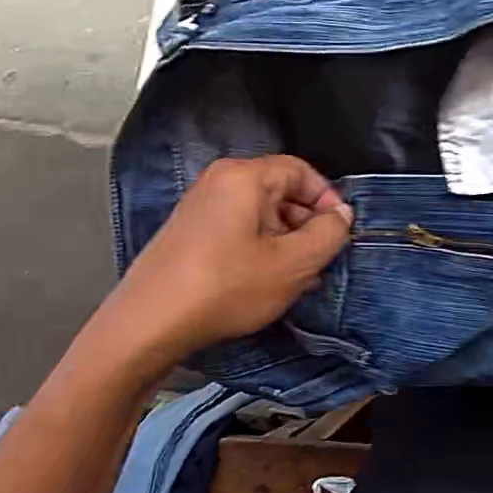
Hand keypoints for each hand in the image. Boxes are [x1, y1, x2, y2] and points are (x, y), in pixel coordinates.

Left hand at [99, 155, 352, 363]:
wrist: (151, 321)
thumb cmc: (227, 287)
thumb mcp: (292, 265)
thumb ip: (328, 235)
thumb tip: (341, 215)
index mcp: (244, 177)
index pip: (300, 171)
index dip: (327, 200)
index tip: (340, 234)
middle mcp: (219, 182)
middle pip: (279, 194)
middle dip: (306, 228)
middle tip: (320, 266)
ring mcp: (200, 208)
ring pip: (260, 218)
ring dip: (285, 246)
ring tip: (296, 283)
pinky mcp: (190, 235)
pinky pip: (237, 233)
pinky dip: (259, 253)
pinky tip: (266, 286)